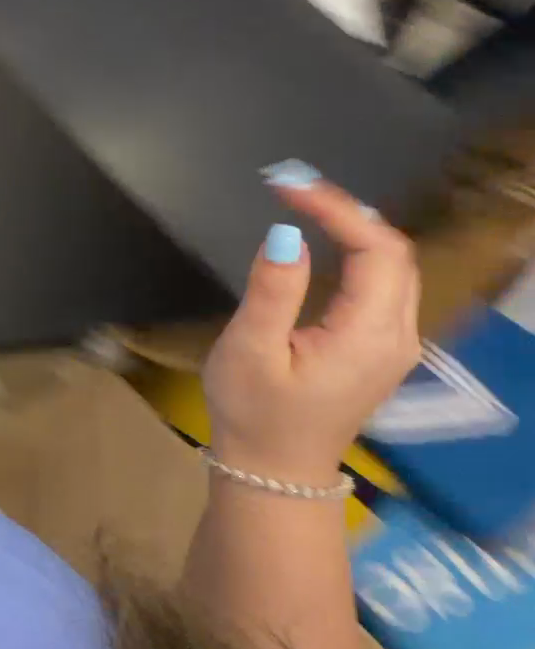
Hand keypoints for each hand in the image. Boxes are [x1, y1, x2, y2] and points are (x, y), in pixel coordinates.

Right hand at [203, 170, 421, 487]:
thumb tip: (284, 236)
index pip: (376, 251)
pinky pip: (383, 285)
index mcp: (369, 333)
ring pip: (394, 268)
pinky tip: (324, 240)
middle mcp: (397, 333)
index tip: (285, 186)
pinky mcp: (377, 347)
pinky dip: (357, 251)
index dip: (336, 210)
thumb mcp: (251, 347)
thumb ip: (273, 292)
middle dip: (348, 211)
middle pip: (395, 255)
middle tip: (291, 185)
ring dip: (355, 228)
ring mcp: (393, 342)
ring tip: (304, 201)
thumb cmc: (255, 407)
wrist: (274, 464)